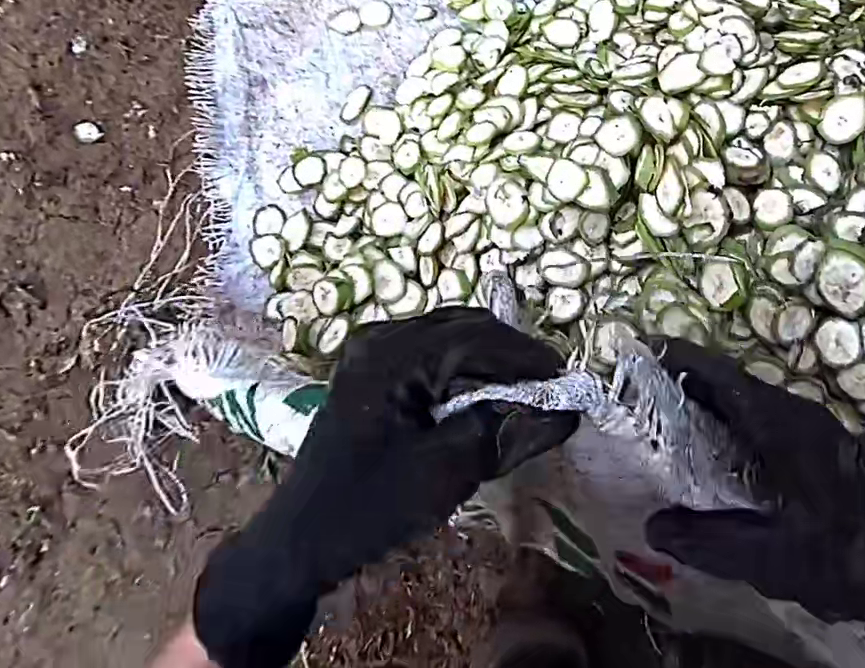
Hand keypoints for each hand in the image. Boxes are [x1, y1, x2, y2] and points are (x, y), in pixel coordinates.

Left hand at [193, 309, 578, 667]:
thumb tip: (564, 412)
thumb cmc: (370, 507)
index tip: (565, 376)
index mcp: (392, 354)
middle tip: (549, 383)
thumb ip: (508, 433)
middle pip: (462, 327)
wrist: (299, 538)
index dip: (525, 355)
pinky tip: (483, 388)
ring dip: (488, 356)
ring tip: (524, 386)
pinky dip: (463, 365)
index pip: (475, 338)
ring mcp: (372, 347)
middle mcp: (380, 336)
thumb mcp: (447, 472)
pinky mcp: (372, 364)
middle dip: (509, 352)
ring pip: (448, 333)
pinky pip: (429, 349)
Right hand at [644, 339, 864, 667]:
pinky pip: (759, 410)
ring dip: (704, 393)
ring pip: (743, 393)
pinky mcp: (816, 438)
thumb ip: (713, 544)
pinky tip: (712, 443)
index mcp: (780, 424)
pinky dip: (726, 412)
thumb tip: (652, 528)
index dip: (676, 357)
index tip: (637, 349)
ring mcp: (808, 422)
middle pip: (726, 377)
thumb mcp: (779, 562)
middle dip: (681, 374)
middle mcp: (792, 410)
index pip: (718, 373)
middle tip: (637, 385)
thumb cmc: (854, 558)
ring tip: (663, 410)